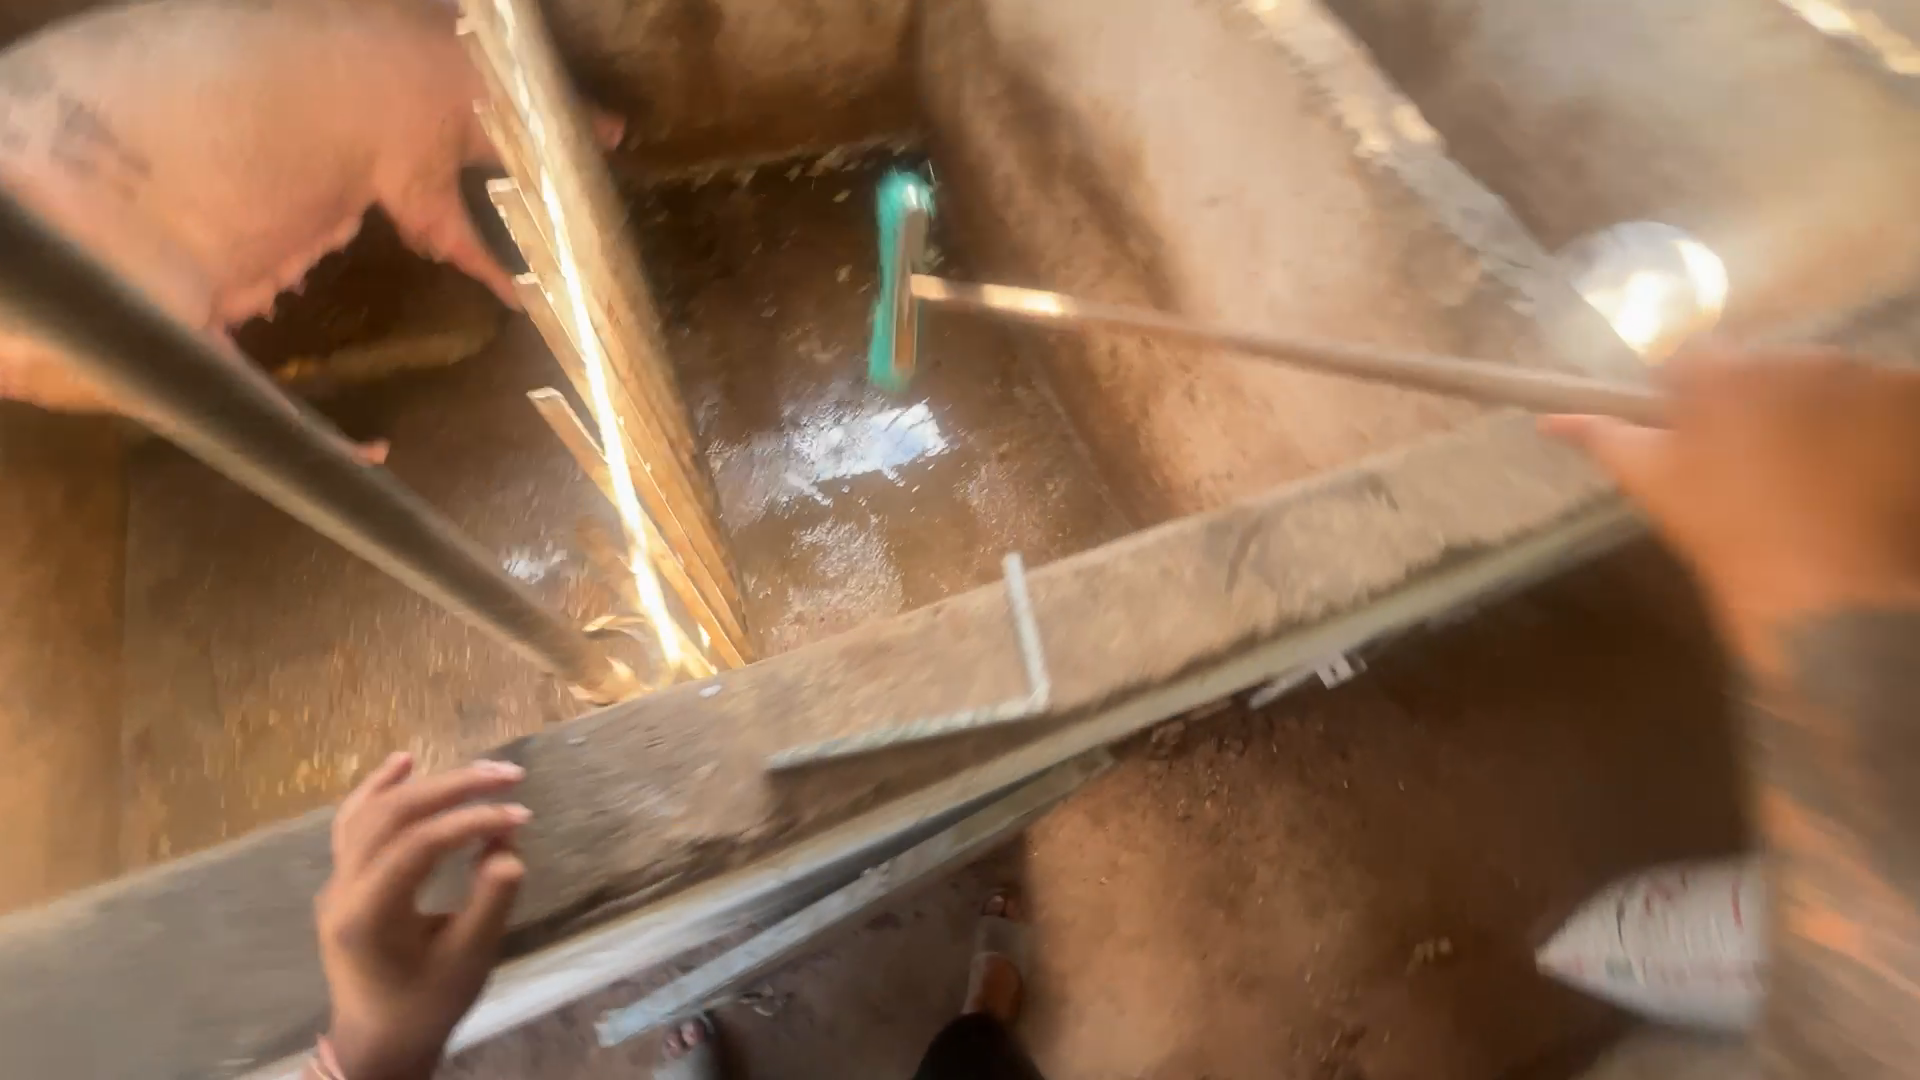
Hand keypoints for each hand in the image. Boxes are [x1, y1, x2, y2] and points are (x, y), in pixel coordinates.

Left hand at [315, 753, 529, 1079]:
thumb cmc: (429, 1000)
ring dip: (429, 783)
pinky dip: (380, 788)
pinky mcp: (346, 879)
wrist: (381, 1039)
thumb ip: (492, 897)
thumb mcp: (472, 956)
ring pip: (373, 811)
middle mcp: (342, 890)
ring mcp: (337, 882)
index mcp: (367, 914)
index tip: (523, 816)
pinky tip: (404, 761)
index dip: (474, 820)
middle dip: (456, 787)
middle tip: (511, 776)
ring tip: (479, 768)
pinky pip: (355, 822)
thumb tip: (506, 842)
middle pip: (393, 815)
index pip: (420, 843)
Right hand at [1546, 344, 1919, 674]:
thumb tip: (1547, 419)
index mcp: (1726, 374)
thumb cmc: (1719, 524)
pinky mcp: (1917, 403)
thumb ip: (1599, 437)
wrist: (1824, 578)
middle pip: (1758, 365)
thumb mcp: (1648, 479)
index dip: (1678, 391)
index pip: (1690, 358)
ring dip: (1801, 407)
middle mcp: (1803, 359)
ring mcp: (1872, 378)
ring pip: (1818, 380)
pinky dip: (1859, 419)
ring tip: (1793, 464)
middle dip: (1744, 398)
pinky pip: (1877, 395)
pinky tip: (1844, 464)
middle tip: (1733, 454)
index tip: (1677, 429)